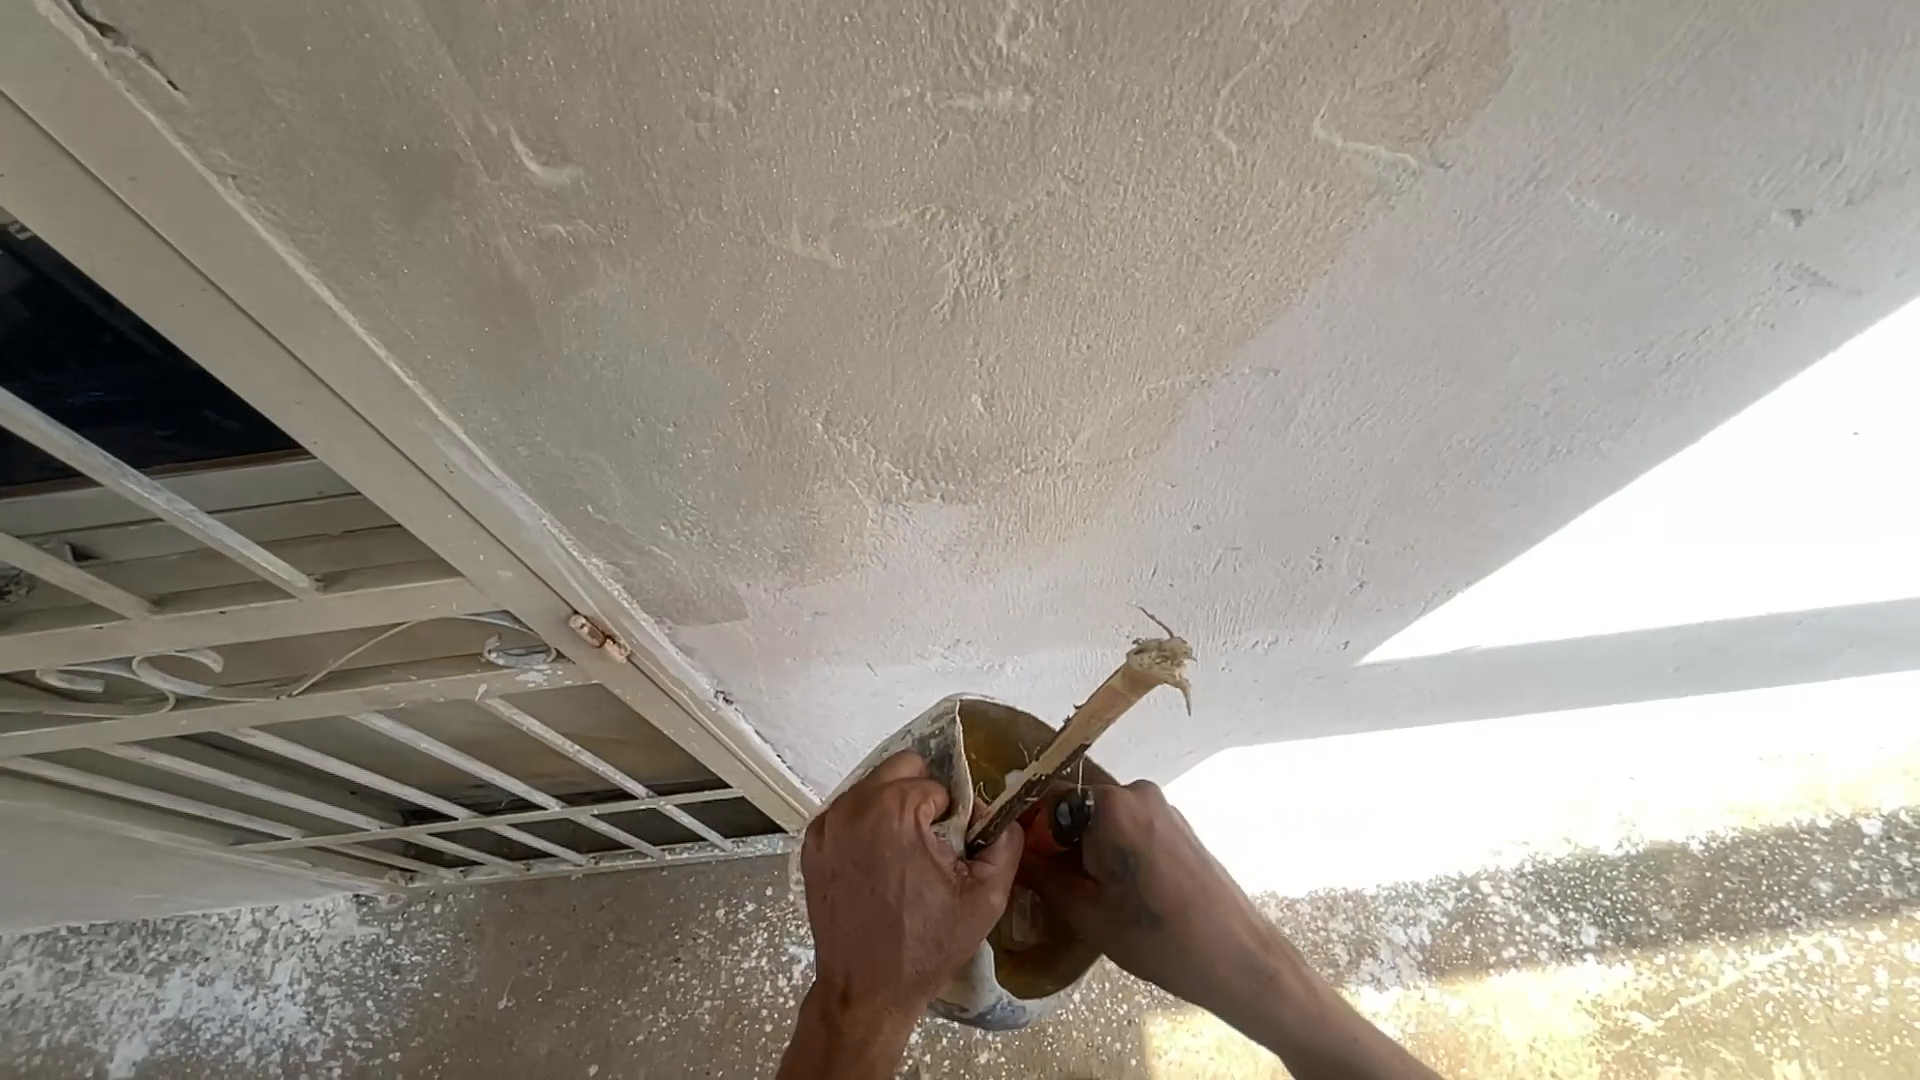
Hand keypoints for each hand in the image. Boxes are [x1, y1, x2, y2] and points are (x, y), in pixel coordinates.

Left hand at [798, 750, 1024, 1022]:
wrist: (866, 991)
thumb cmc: (926, 946)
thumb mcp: (986, 896)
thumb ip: (1004, 841)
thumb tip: (999, 816)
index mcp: (896, 809)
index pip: (938, 785)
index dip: (952, 815)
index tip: (951, 849)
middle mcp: (855, 805)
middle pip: (902, 768)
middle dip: (921, 796)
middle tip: (929, 842)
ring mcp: (828, 823)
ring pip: (874, 786)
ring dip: (893, 807)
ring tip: (903, 856)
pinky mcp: (812, 843)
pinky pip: (849, 811)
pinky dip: (866, 824)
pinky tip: (876, 863)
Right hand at [1021, 780, 1280, 1013]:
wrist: (1239, 959)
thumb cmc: (1158, 938)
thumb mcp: (1087, 913)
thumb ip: (1044, 876)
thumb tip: (1017, 856)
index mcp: (1111, 805)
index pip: (1050, 798)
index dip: (1033, 830)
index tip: (1027, 860)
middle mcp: (1136, 791)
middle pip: (1079, 805)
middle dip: (1063, 839)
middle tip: (1057, 881)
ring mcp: (1162, 806)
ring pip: (1105, 817)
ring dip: (1090, 845)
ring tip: (1092, 890)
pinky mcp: (1178, 823)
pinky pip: (1132, 825)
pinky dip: (1118, 848)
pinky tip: (1123, 889)